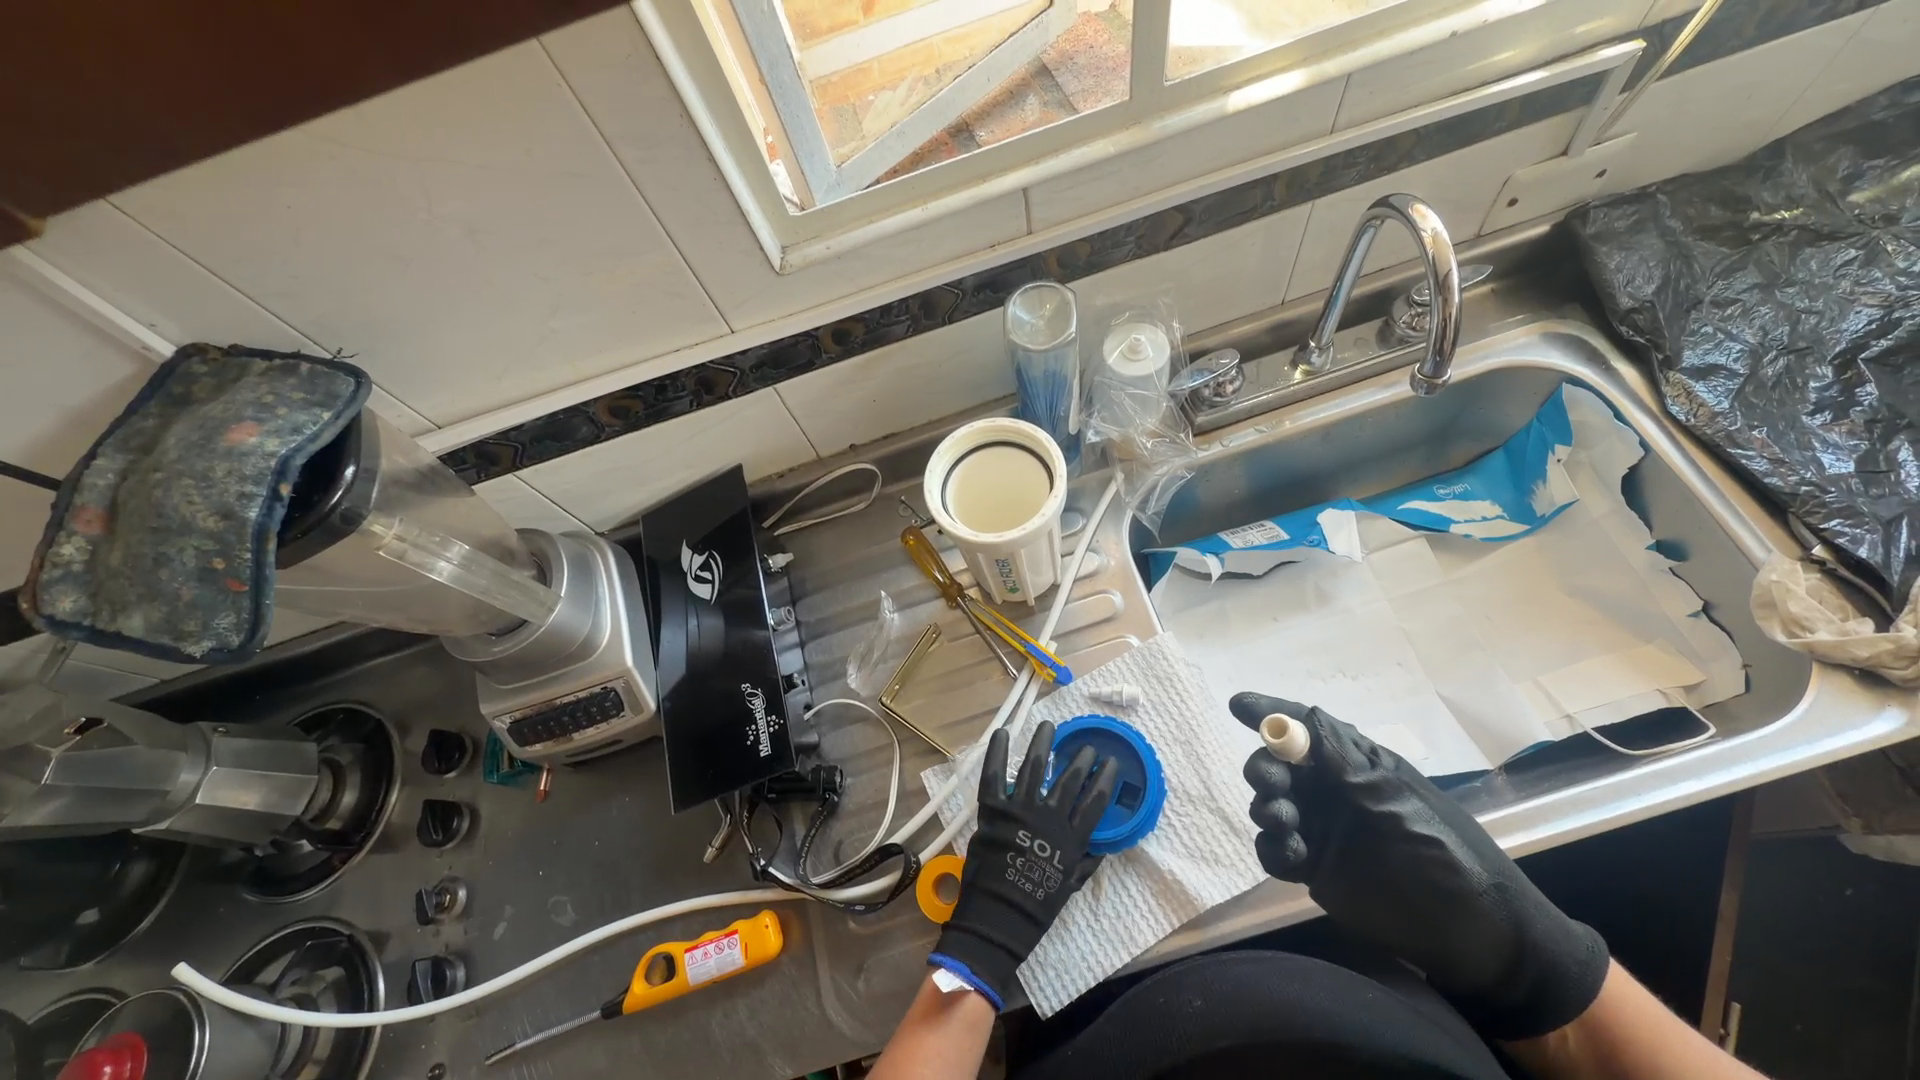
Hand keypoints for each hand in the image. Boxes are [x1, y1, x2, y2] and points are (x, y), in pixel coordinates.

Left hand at [930, 720, 1116, 1010]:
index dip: (1105, 778)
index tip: (1111, 762)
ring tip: (1049, 726)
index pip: (1095, 800)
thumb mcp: (1070, 885)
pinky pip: (994, 774)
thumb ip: (1085, 862)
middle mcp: (1049, 817)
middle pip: (1068, 779)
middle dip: (1080, 759)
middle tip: (1086, 746)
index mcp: (1071, 838)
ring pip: (1034, 767)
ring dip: (1043, 744)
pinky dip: (997, 752)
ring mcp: (1019, 810)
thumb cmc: (1036, 907)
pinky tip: (1004, 733)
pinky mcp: (993, 809)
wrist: (998, 917)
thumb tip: (1099, 848)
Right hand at [1232, 692, 1608, 1040]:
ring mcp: (1323, 831)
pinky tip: (1291, 857)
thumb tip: (1305, 714)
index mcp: (1357, 765)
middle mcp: (1334, 792)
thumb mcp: (1393, 795)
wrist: (1475, 935)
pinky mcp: (1315, 869)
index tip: (1237, 706)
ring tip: (1286, 826)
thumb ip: (1341, 757)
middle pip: (1278, 766)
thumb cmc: (1441, 852)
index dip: (1271, 713)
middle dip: (1265, 768)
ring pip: (1271, 806)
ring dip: (1268, 809)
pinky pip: (1274, 849)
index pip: (1306, 727)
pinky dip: (1272, 848)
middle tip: (1273, 787)